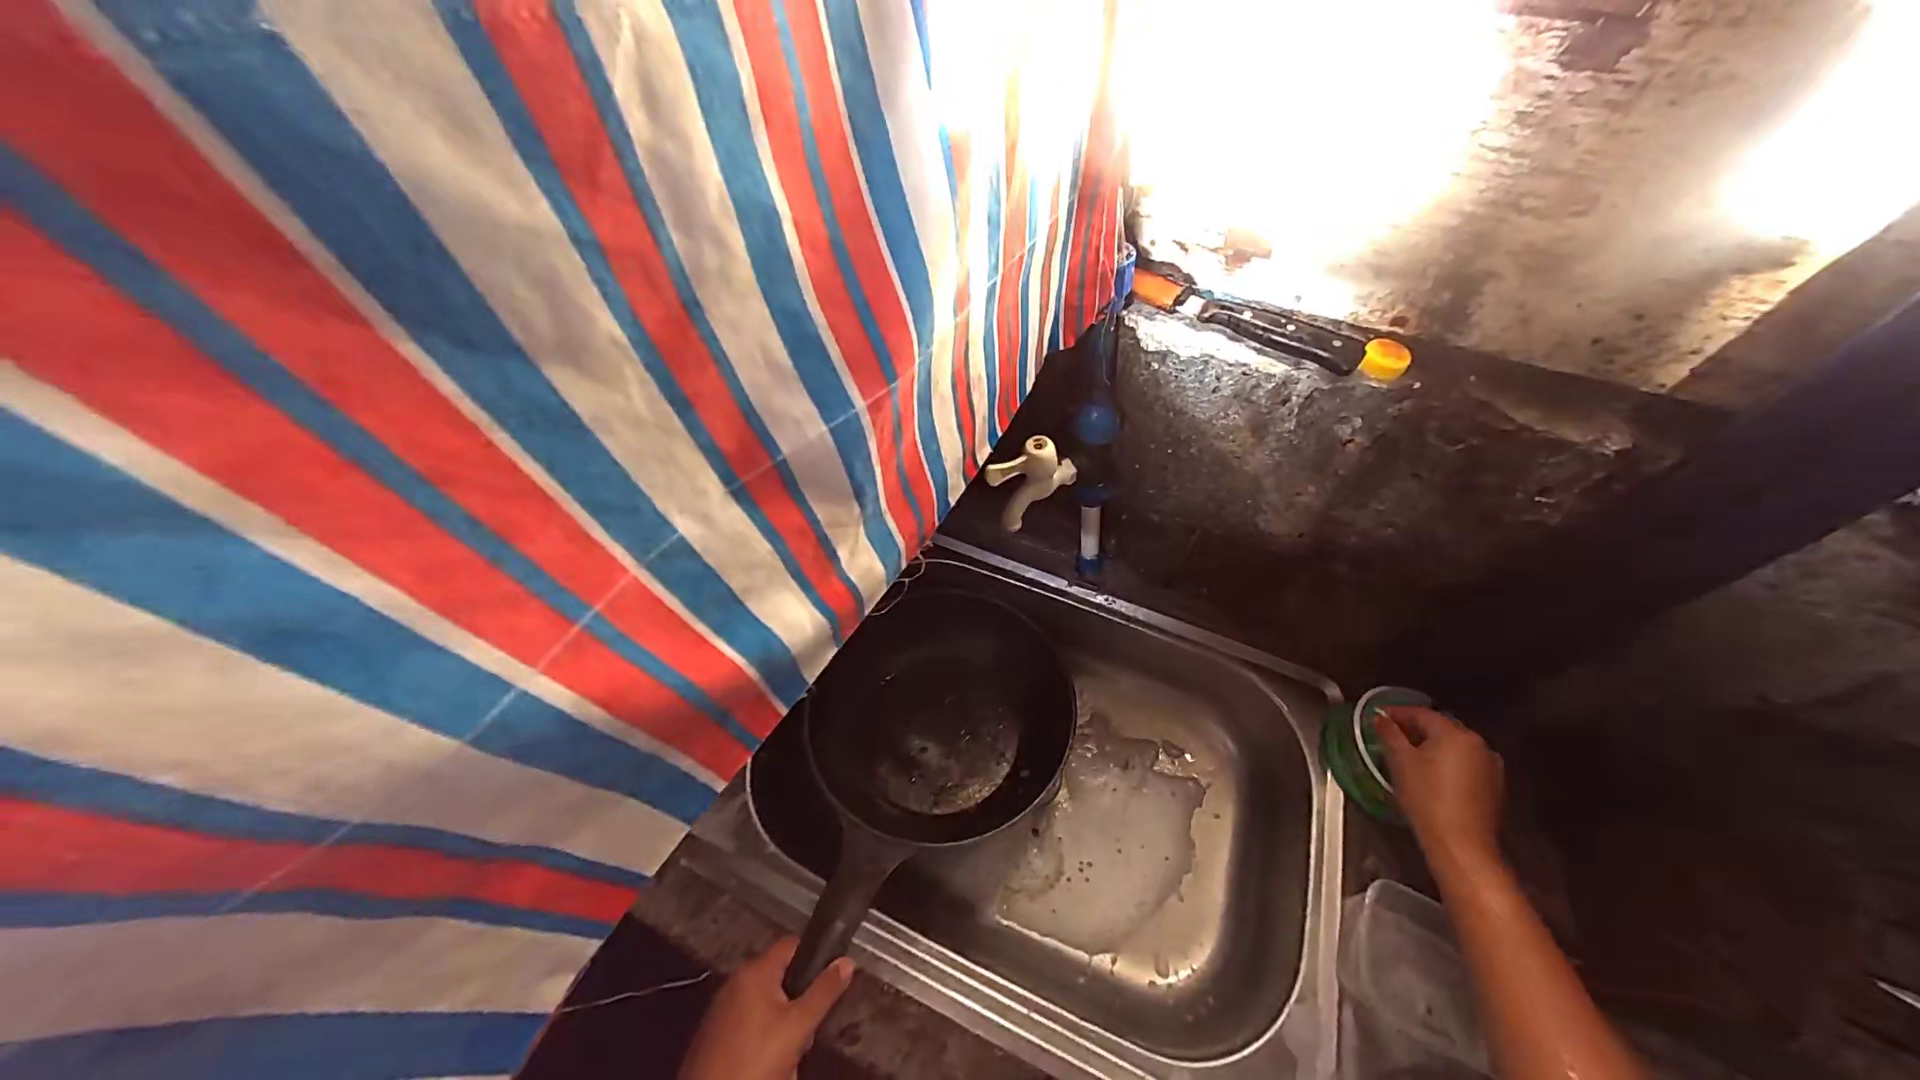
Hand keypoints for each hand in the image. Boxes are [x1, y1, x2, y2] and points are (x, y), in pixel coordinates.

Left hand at [678, 937, 853, 1079]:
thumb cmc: (755, 1061)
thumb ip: (824, 991)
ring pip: (765, 1003)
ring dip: (782, 1022)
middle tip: (807, 1029)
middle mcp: (735, 981)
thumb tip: (846, 961)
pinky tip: (766, 1063)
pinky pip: (748, 1022)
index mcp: (755, 971)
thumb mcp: (799, 1026)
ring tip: (788, 1054)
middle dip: (798, 1001)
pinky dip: (761, 1035)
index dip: (814, 955)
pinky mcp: (713, 1033)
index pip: (792, 944)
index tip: (828, 978)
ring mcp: (721, 1008)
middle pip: (779, 976)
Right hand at [1374, 706, 1504, 871]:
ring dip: (1432, 745)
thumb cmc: (1426, 797)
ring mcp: (1490, 765)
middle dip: (1415, 728)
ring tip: (1408, 755)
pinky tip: (1431, 774)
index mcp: (1455, 734)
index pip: (1422, 713)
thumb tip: (1380, 717)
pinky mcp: (1494, 785)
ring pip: (1454, 746)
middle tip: (1391, 734)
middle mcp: (1478, 744)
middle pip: (1441, 727)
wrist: (1461, 843)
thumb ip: (1389, 733)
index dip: (1397, 712)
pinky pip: (1465, 763)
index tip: (1378, 716)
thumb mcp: (1399, 761)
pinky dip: (1447, 762)